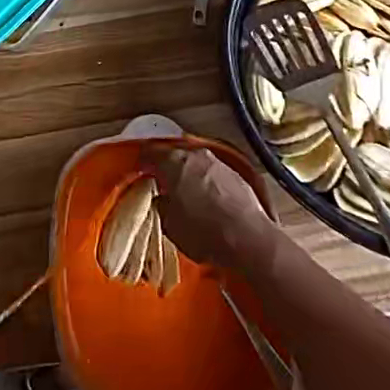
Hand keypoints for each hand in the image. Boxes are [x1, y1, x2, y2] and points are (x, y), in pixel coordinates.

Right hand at [140, 145, 274, 268]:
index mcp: (173, 163)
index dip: (143, 161)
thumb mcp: (170, 225)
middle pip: (175, 153)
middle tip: (159, 177)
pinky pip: (213, 172)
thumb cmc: (205, 232)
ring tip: (184, 189)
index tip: (140, 168)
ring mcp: (218, 163)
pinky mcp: (236, 175)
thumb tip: (163, 200)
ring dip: (188, 172)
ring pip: (195, 162)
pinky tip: (206, 197)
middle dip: (166, 164)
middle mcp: (196, 156)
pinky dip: (205, 180)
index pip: (151, 152)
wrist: (248, 238)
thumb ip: (162, 206)